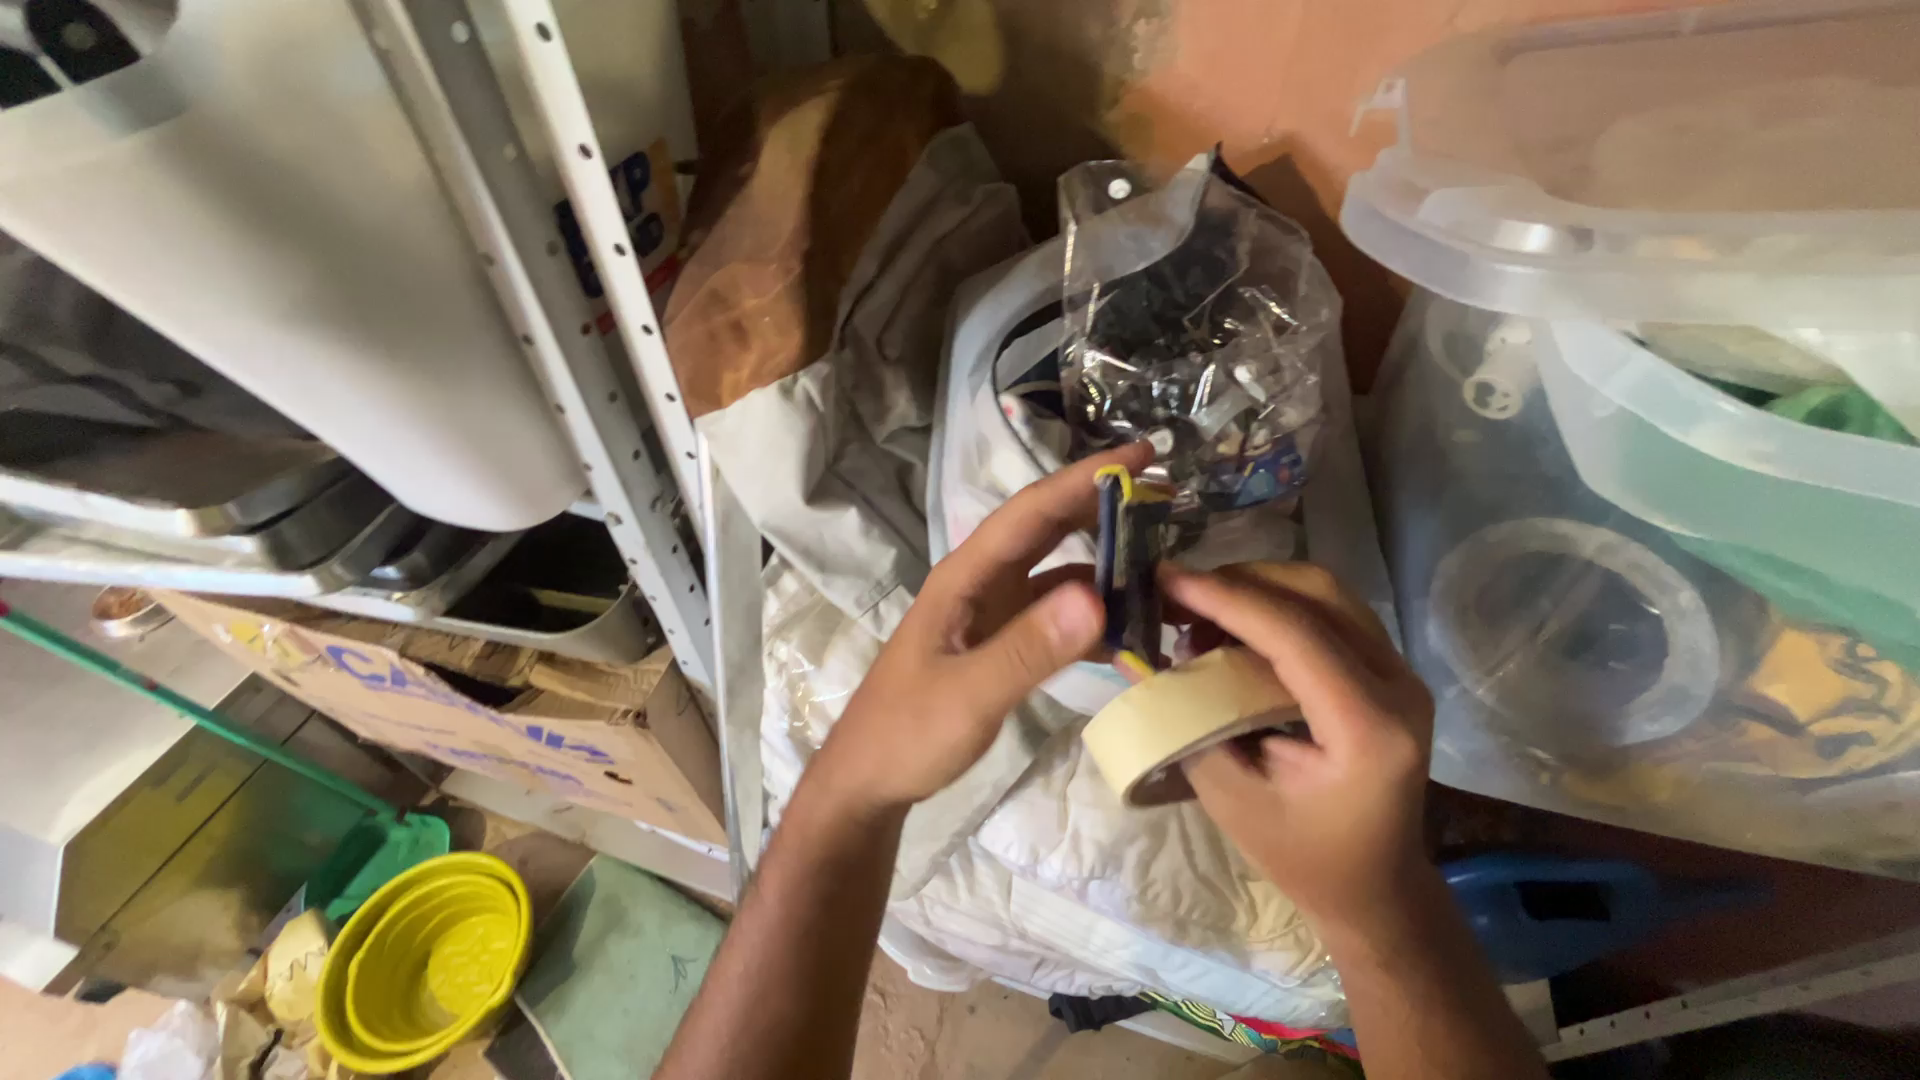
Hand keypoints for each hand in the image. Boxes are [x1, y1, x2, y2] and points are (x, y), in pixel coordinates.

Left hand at [811, 442, 1155, 814]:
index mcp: (965, 577)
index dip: (1084, 479)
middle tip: (1167, 496)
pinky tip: (1132, 633)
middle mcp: (982, 584)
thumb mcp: (968, 694)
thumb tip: (1099, 596)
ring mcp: (992, 615)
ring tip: (1166, 569)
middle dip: (1104, 508)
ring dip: (1107, 569)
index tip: (1143, 454)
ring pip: (1059, 576)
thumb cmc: (906, 733)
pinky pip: (1057, 620)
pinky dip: (1094, 620)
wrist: (869, 779)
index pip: (1031, 512)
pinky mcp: (1002, 646)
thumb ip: (1028, 649)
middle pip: (1048, 531)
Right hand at [1161, 562, 1435, 928]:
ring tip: (1196, 607)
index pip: (1295, 634)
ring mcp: (1400, 672)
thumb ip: (1185, 722)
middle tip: (1175, 594)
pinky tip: (1230, 623)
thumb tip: (1136, 658)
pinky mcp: (1386, 669)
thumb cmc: (1302, 855)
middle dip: (1239, 580)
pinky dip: (1274, 603)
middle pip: (1317, 593)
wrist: (1376, 885)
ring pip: (1324, 592)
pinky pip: (1328, 611)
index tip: (1166, 579)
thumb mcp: (1230, 798)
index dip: (1226, 598)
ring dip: (1255, 586)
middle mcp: (1398, 686)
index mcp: (1368, 728)